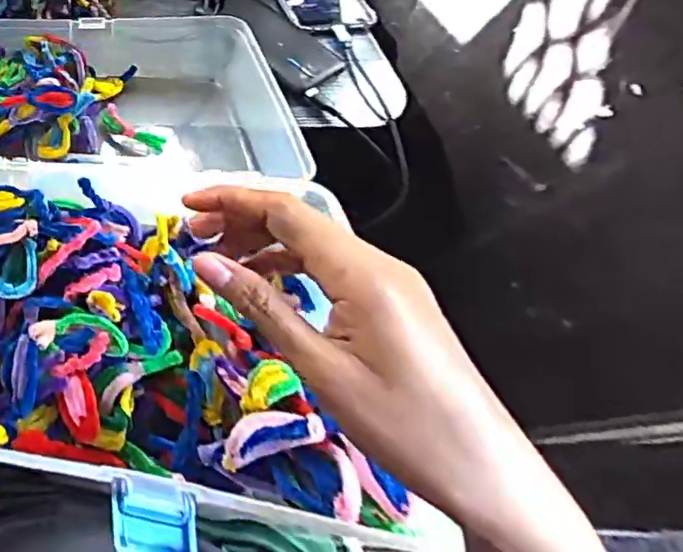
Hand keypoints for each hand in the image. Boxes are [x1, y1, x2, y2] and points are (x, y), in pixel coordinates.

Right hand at [185, 186, 600, 551]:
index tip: (186, 204)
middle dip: (239, 218)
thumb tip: (203, 261)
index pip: (284, 210)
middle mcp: (379, 265)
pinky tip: (264, 284)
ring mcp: (391, 283)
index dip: (229, 199)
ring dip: (261, 241)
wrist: (496, 483)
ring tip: (221, 259)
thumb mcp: (320, 368)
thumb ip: (259, 304)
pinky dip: (288, 265)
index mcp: (363, 272)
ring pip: (312, 241)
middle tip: (194, 235)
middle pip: (296, 218)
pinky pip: (330, 266)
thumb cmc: (409, 430)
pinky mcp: (394, 303)